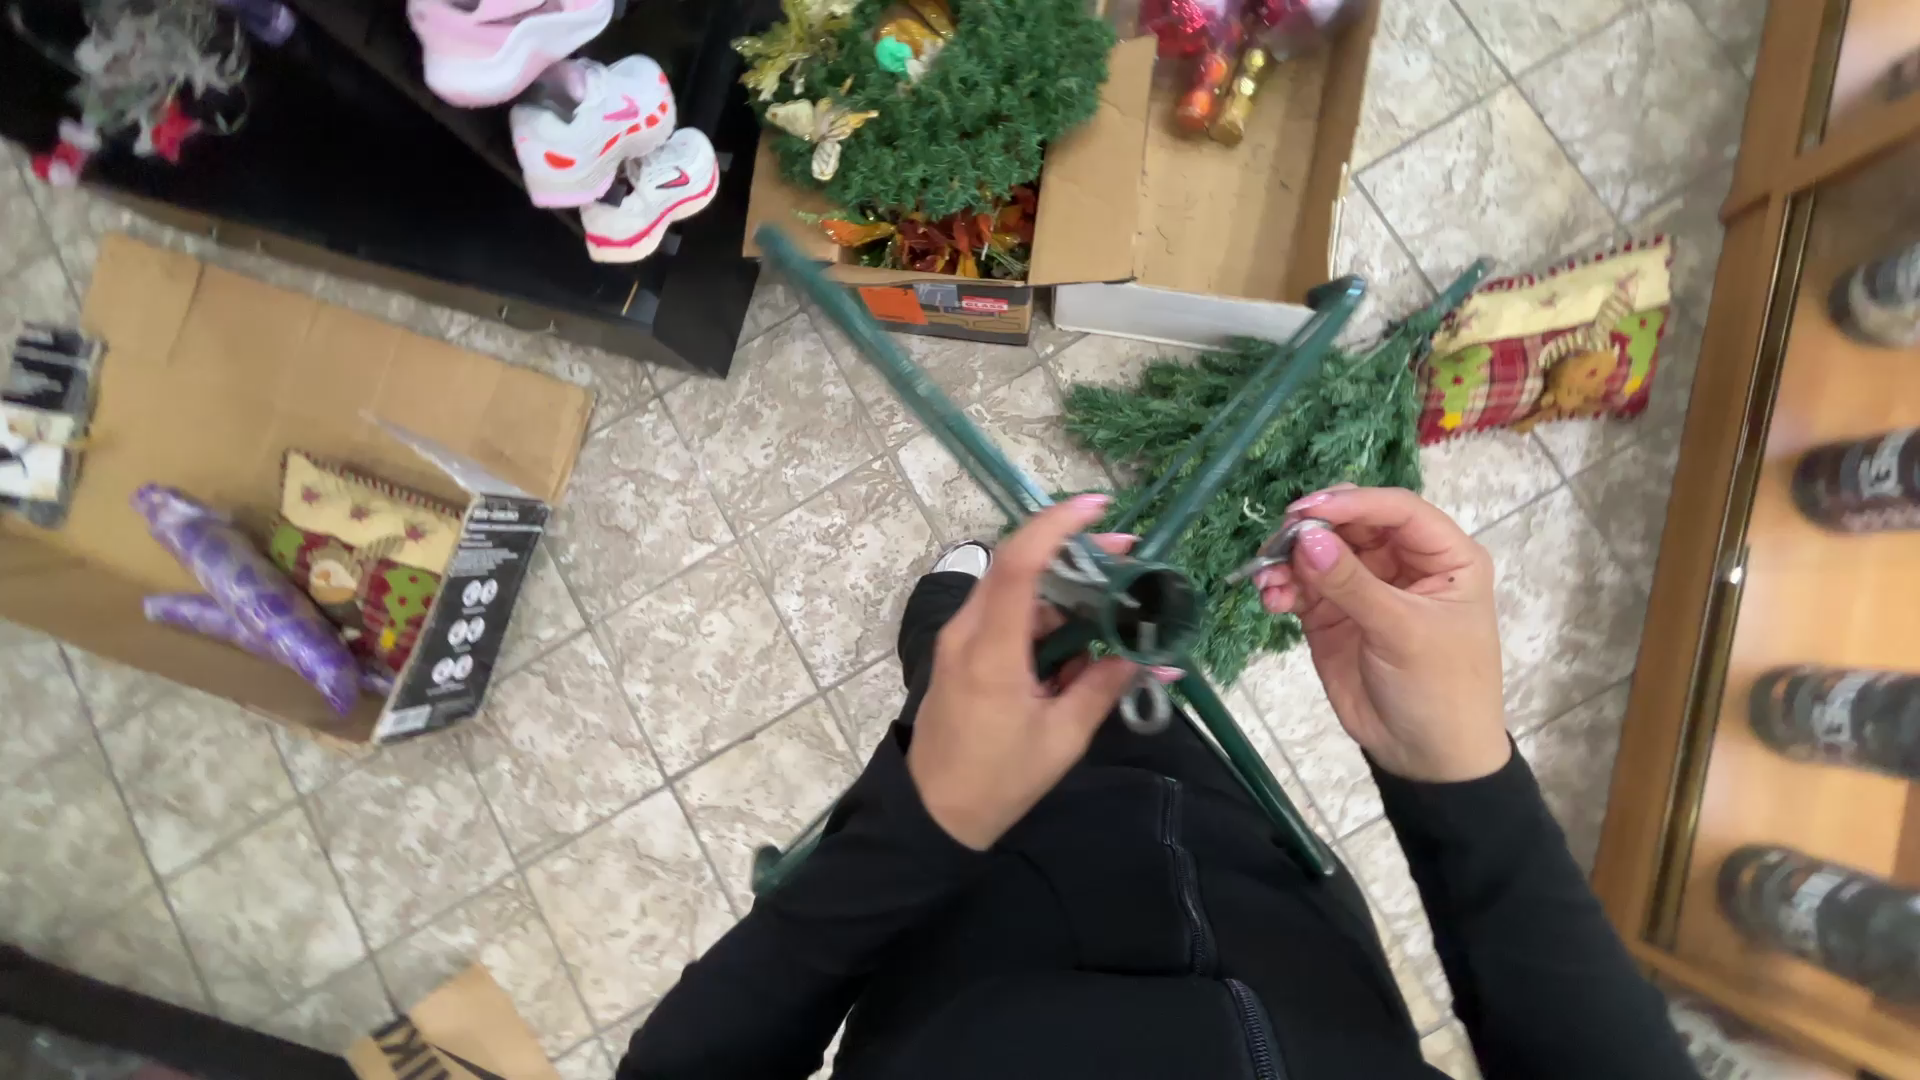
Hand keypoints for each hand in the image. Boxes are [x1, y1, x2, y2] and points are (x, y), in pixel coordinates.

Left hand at [908, 495, 1141, 849]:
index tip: (1098, 506)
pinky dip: (1044, 616)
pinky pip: (1007, 615)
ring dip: (1062, 587)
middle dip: (1073, 551)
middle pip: (1018, 566)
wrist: (932, 812)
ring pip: (1014, 589)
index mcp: (991, 650)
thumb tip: (1155, 660)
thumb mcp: (1061, 738)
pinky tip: (1080, 636)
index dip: (1056, 526)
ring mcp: (961, 639)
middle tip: (1128, 554)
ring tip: (1115, 598)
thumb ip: (1104, 687)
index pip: (1019, 565)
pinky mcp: (963, 651)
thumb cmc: (997, 780)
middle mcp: (968, 631)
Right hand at [1253, 485, 1509, 783]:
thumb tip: (1306, 537)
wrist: (1422, 754)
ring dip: (1287, 562)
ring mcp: (1362, 586)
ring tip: (1268, 583)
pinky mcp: (1330, 612)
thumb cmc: (1439, 689)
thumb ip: (1351, 582)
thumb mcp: (1402, 631)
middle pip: (1349, 525)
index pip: (1396, 510)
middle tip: (1276, 544)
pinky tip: (1271, 600)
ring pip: (1317, 553)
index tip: (1305, 512)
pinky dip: (1281, 587)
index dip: (1352, 503)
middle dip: (1310, 532)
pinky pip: (1299, 585)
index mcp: (1443, 558)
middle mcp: (1401, 562)